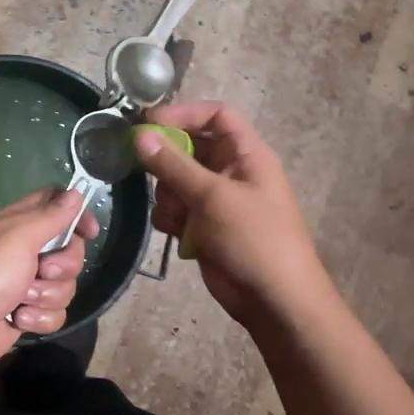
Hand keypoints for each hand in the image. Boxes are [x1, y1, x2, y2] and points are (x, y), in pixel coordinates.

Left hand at [0, 189, 94, 366]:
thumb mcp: (19, 236)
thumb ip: (51, 216)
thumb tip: (76, 193)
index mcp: (21, 224)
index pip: (57, 206)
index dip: (77, 215)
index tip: (90, 232)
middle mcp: (26, 250)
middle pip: (70, 251)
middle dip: (63, 266)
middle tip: (40, 271)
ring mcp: (27, 282)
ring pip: (65, 286)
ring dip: (46, 296)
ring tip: (20, 301)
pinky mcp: (28, 312)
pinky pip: (55, 313)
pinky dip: (39, 318)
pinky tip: (18, 319)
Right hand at [133, 101, 331, 326]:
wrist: (274, 300)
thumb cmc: (254, 239)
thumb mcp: (212, 196)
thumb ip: (173, 164)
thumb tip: (139, 134)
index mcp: (247, 154)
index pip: (215, 115)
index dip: (183, 114)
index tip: (147, 123)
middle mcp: (231, 171)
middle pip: (189, 146)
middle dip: (166, 159)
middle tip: (142, 167)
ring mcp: (217, 199)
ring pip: (175, 178)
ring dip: (166, 193)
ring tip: (173, 215)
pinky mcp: (204, 224)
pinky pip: (175, 207)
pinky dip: (169, 216)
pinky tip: (174, 232)